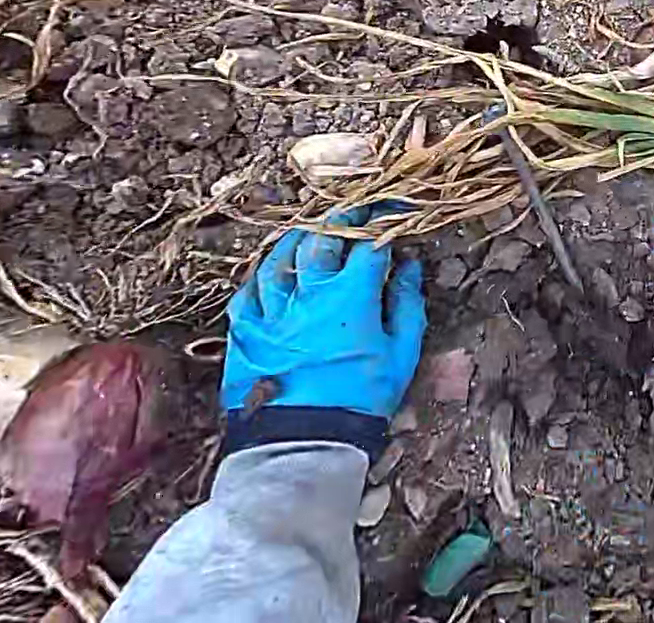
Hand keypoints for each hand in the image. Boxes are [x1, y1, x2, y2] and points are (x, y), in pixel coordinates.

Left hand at [223, 208, 424, 418]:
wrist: (303, 445)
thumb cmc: (362, 395)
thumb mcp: (402, 348)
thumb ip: (407, 301)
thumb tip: (408, 266)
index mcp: (351, 297)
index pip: (369, 243)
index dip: (384, 222)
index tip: (395, 214)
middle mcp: (308, 296)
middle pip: (321, 239)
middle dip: (343, 217)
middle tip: (357, 209)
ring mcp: (271, 314)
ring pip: (280, 258)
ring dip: (300, 237)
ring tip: (314, 227)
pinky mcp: (245, 335)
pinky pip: (248, 292)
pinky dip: (264, 273)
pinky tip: (274, 267)